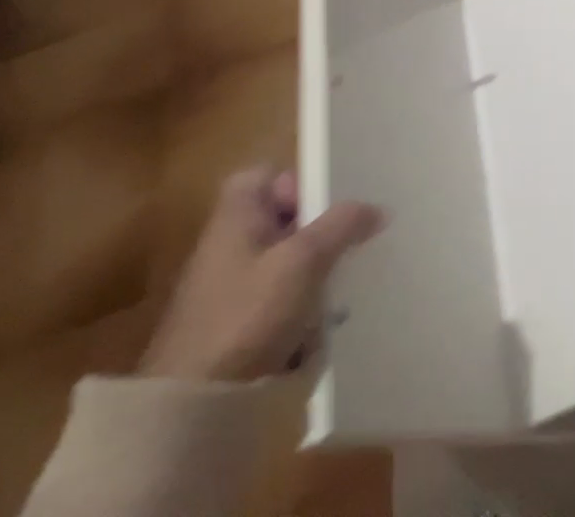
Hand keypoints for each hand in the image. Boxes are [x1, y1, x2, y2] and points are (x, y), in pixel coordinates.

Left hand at [141, 168, 383, 382]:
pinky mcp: (243, 318)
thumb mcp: (304, 260)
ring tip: (351, 273)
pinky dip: (310, 293)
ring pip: (287, 254)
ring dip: (320, 262)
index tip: (330, 199)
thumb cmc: (248, 314)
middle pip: (280, 216)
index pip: (258, 177)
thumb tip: (374, 208)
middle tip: (356, 234)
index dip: (294, 180)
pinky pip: (285, 289)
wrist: (200, 396)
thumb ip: (342, 225)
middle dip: (321, 224)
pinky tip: (332, 309)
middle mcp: (229, 246)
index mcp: (234, 222)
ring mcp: (233, 284)